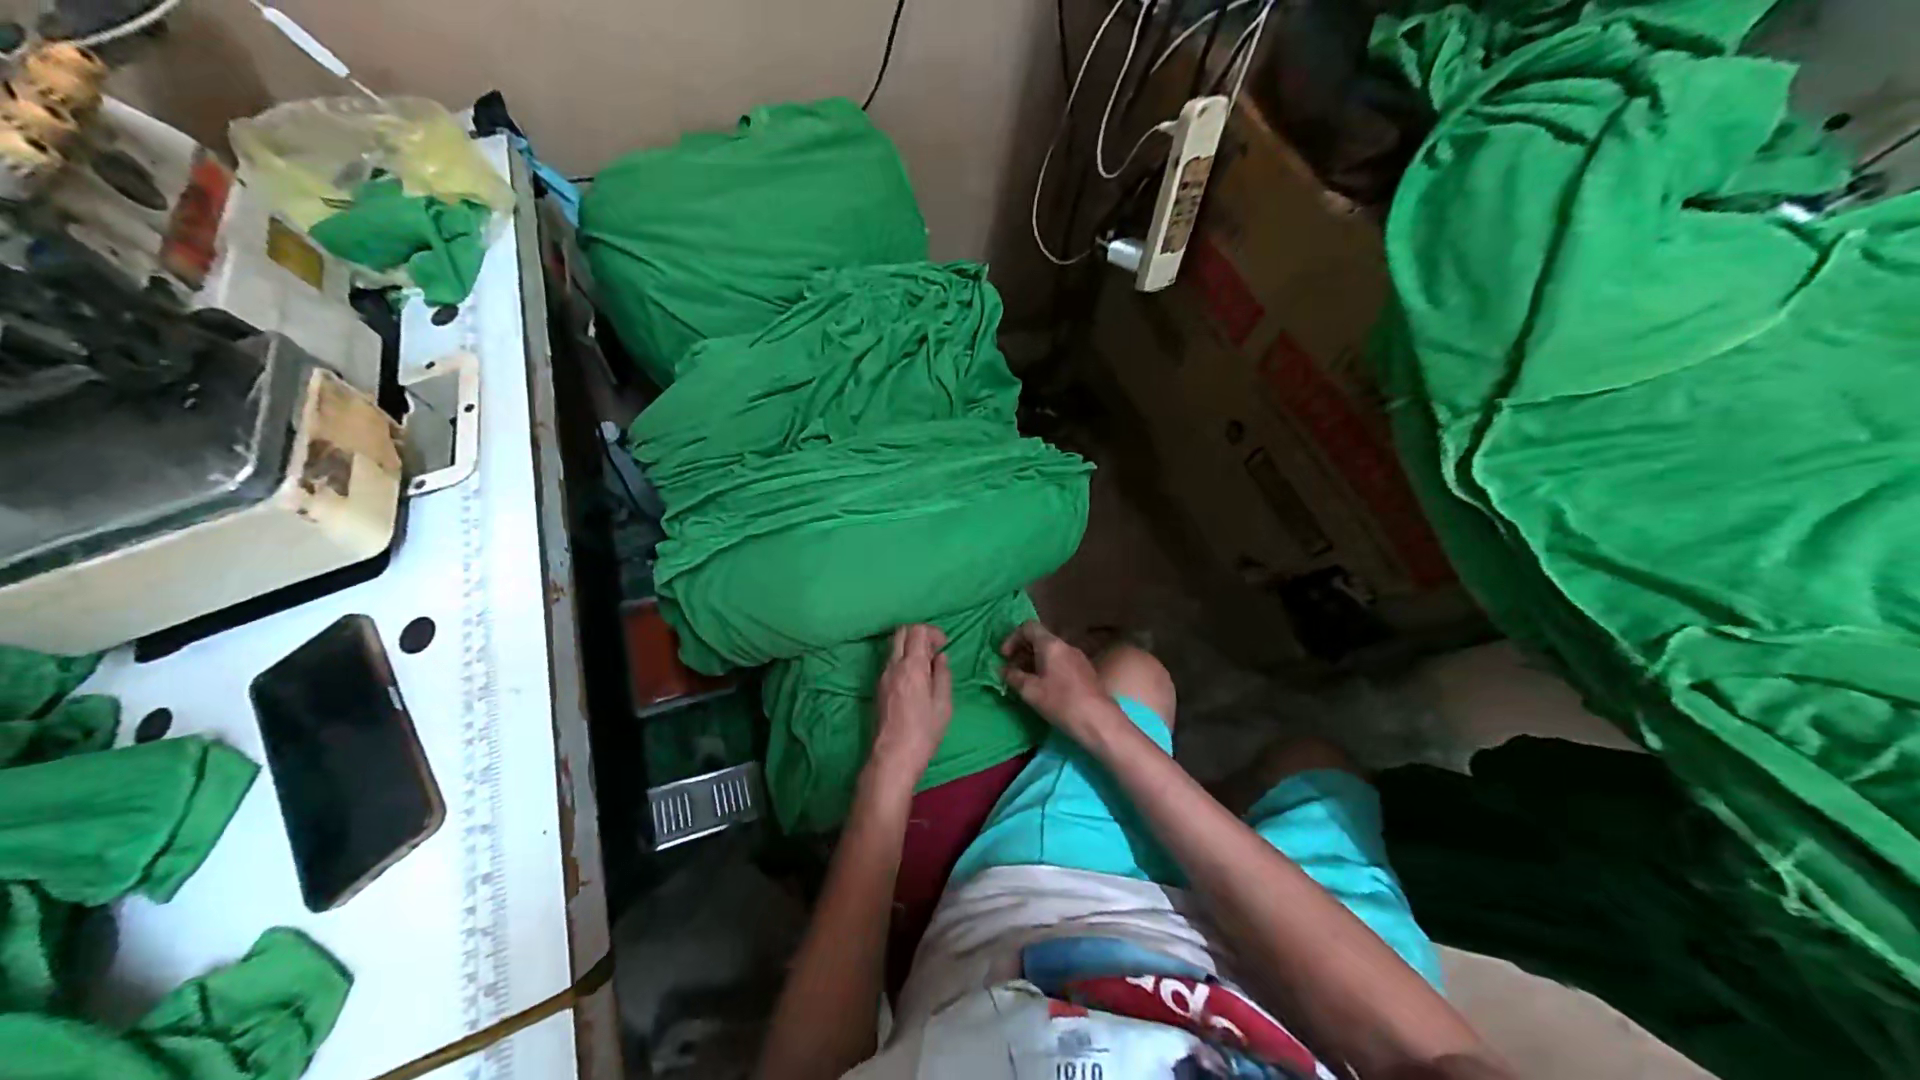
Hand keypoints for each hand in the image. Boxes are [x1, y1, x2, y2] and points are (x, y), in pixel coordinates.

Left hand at [869, 624, 952, 782]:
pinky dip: (903, 660)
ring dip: (910, 647)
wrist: (892, 757)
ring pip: (893, 647)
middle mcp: (893, 666)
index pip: (916, 631)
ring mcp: (882, 676)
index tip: (943, 644)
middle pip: (901, 633)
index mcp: (912, 666)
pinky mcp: (878, 688)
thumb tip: (940, 658)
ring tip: (926, 667)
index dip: (932, 632)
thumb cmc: (923, 732)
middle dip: (918, 634)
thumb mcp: (943, 705)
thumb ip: (943, 676)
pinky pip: (890, 663)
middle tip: (934, 650)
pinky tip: (915, 680)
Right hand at [999, 621, 1112, 740]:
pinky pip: (1060, 662)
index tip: (1004, 658)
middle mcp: (1066, 646)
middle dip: (1021, 652)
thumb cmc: (1061, 702)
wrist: (1099, 721)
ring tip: (1025, 682)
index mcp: (1051, 645)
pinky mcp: (1085, 672)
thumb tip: (1002, 669)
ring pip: (1050, 652)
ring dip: (1033, 662)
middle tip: (1011, 672)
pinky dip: (1046, 669)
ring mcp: (1078, 658)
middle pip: (1039, 639)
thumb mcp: (1030, 691)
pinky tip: (1043, 689)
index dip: (1012, 639)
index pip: (1028, 627)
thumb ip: (1013, 676)